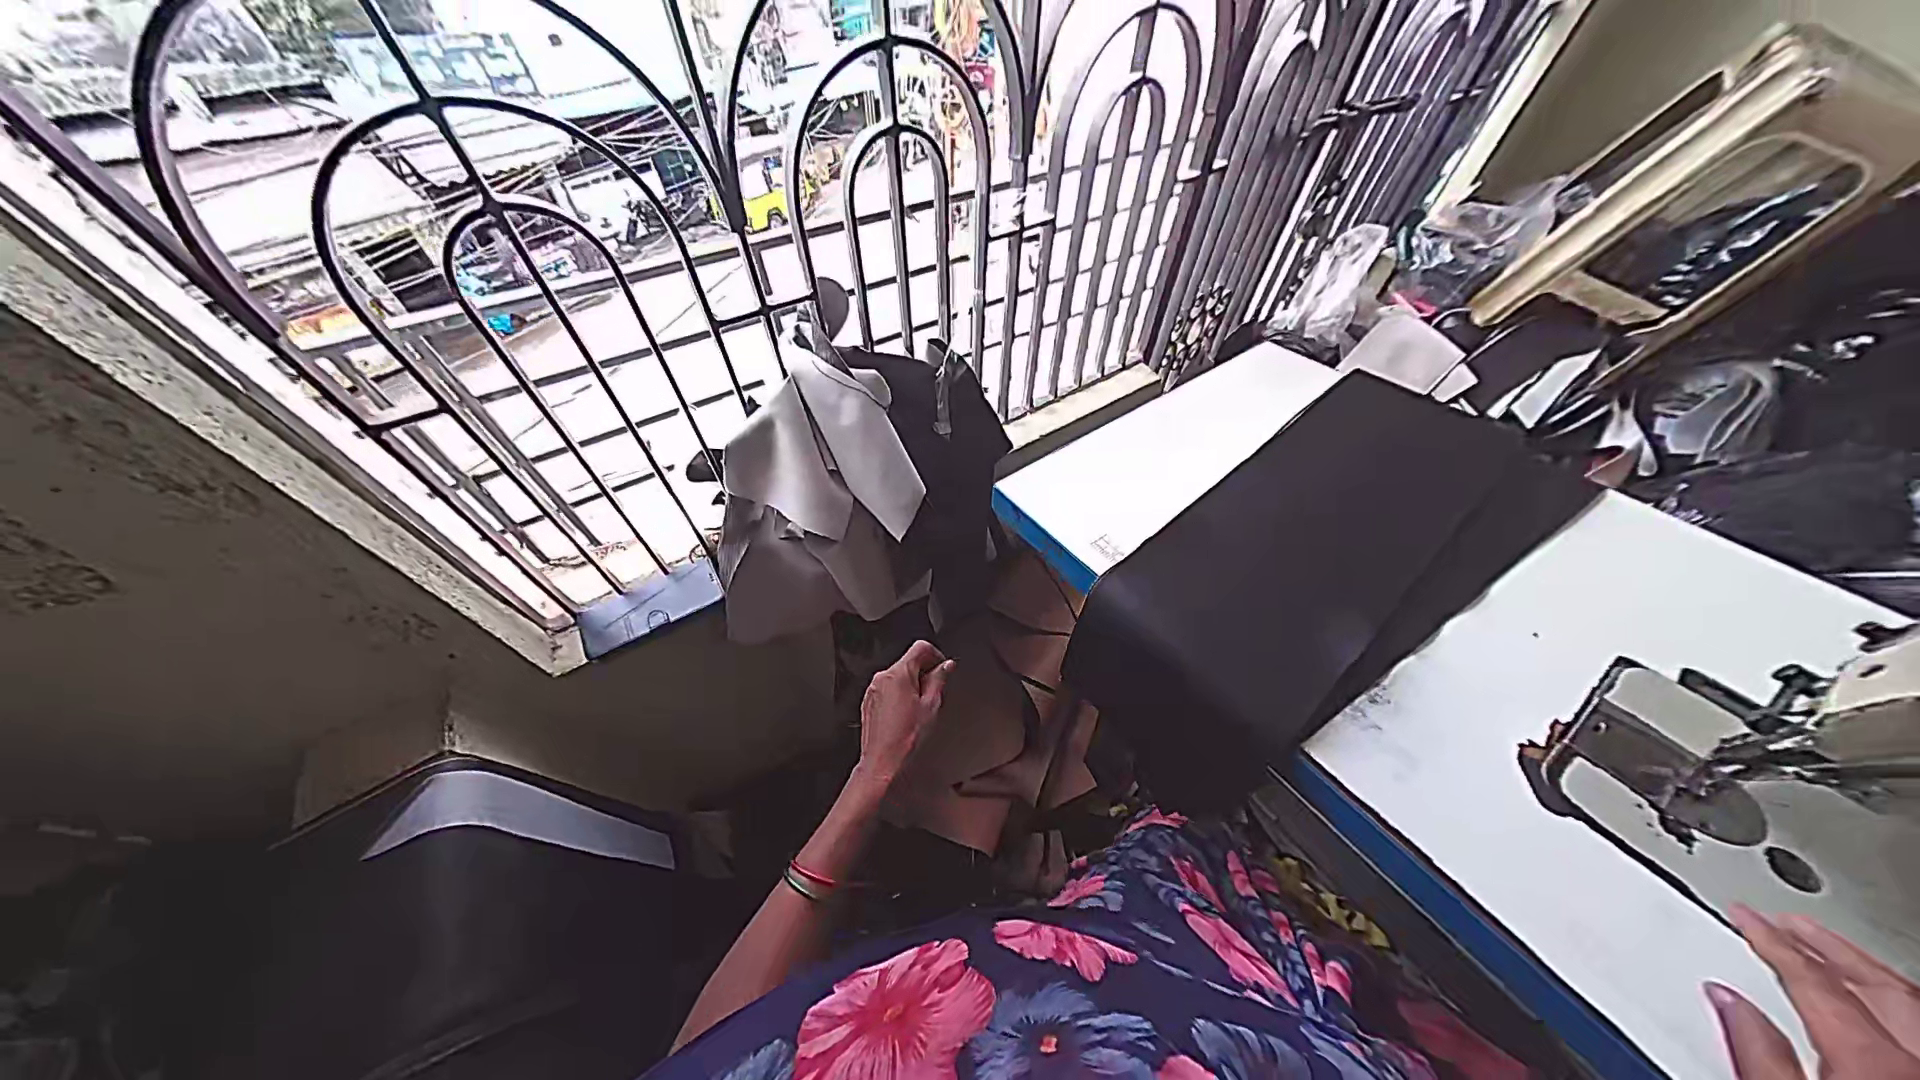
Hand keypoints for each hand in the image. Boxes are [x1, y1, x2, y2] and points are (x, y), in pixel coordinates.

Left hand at [855, 640, 954, 787]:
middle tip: (933, 693)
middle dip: (924, 673)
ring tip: (919, 708)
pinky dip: (899, 695)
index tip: (942, 668)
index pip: (920, 648)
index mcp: (898, 674)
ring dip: (911, 685)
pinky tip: (906, 715)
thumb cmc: (905, 738)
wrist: (882, 761)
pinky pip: (888, 689)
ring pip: (898, 676)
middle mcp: (882, 677)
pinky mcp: (869, 701)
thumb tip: (946, 666)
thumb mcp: (931, 706)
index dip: (936, 655)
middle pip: (909, 662)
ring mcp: (873, 689)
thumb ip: (939, 680)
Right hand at [1708, 904, 1919, 1078]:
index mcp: (1871, 1063)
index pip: (1811, 980)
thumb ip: (1757, 1052)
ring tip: (1834, 952)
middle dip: (1829, 948)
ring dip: (1871, 972)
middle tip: (1789, 923)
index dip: (1772, 940)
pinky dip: (1906, 1009)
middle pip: (1882, 988)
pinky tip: (1889, 1009)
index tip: (1747, 917)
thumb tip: (1725, 998)